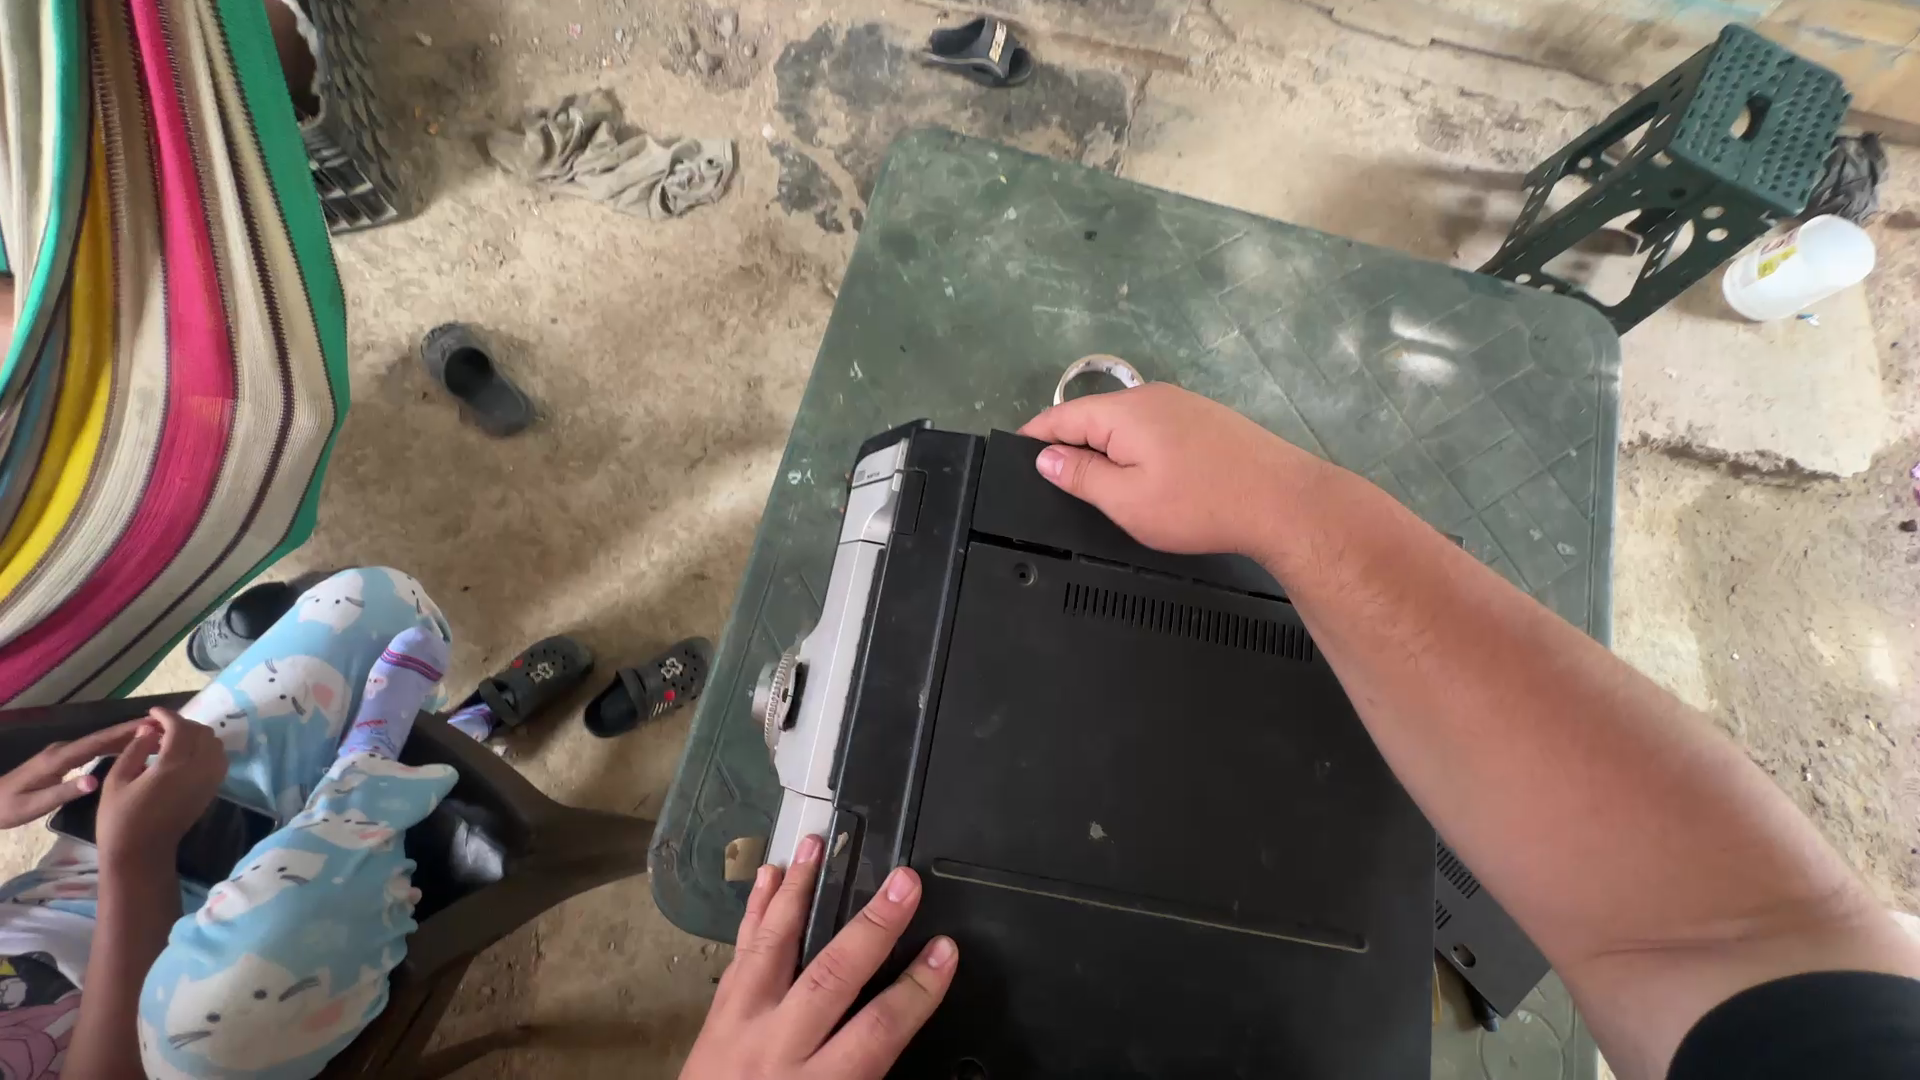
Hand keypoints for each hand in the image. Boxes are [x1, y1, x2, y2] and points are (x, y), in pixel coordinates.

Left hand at [0, 719, 146, 828]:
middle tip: (168, 729)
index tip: (156, 724)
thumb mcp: (32, 806)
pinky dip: (118, 746)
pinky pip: (97, 748)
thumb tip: (96, 780)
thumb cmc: (6, 809)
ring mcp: (63, 753)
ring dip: (130, 738)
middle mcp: (63, 750)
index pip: (99, 740)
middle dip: (136, 731)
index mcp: (59, 758)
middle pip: (105, 737)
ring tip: (159, 737)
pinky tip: (132, 749)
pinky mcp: (64, 759)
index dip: (128, 730)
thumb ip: (65, 792)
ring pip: (102, 742)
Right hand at [96, 708, 226, 870]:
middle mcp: (203, 765)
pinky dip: (205, 747)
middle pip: (202, 732)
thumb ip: (135, 751)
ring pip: (214, 742)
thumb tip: (150, 730)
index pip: (181, 728)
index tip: (154, 711)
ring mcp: (214, 775)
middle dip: (182, 724)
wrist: (144, 848)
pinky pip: (218, 756)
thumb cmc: (121, 817)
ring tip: (169, 739)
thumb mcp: (117, 781)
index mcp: (176, 763)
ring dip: (196, 735)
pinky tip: (183, 753)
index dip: (168, 716)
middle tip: (158, 727)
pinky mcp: (216, 784)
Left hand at [680, 834, 958, 1079]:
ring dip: (797, 891)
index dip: (917, 990)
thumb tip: (902, 1023)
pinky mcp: (716, 1014)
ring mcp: (740, 1025)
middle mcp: (776, 1049)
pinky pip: (741, 952)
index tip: (946, 951)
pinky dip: (756, 911)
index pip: (877, 1031)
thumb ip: (865, 1074)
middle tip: (905, 881)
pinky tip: (767, 877)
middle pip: (832, 975)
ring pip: (774, 946)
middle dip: (874, 925)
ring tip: (814, 845)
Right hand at [1019, 382, 1329, 557]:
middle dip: (1069, 444)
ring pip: (1124, 423)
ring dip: (1103, 448)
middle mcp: (1151, 396)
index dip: (1034, 438)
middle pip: (1093, 416)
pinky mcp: (1205, 420)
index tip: (1014, 458)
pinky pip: (1152, 429)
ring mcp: (1183, 405)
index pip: (1060, 416)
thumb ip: (1081, 475)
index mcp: (1124, 411)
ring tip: (1095, 484)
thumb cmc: (1198, 504)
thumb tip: (1046, 456)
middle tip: (1054, 482)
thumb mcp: (1127, 500)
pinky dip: (1134, 449)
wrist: (1284, 502)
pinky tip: (1142, 475)